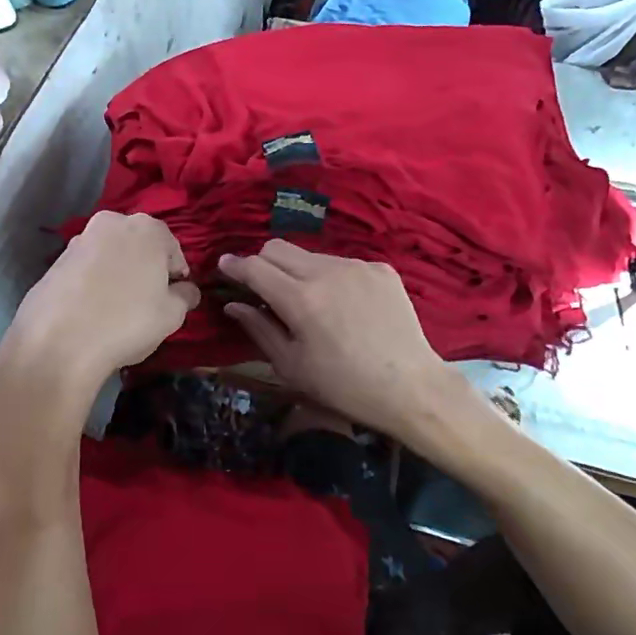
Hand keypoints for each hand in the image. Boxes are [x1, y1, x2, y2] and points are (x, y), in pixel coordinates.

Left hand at [0, 212, 200, 391]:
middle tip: (148, 300)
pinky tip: (92, 312)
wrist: (57, 344)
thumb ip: (185, 295)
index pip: (173, 249)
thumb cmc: (127, 322)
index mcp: (147, 228)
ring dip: (118, 274)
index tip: (175, 297)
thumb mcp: (172, 314)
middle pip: (139, 246)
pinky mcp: (54, 261)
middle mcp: (112, 223)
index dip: (177, 275)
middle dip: (146, 268)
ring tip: (117, 308)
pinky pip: (86, 270)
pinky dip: (93, 284)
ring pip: (111, 256)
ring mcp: (78, 240)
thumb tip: (186, 290)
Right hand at [217, 241, 472, 449]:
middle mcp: (327, 271)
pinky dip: (333, 279)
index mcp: (300, 299)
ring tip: (310, 303)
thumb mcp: (292, 366)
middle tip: (263, 287)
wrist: (410, 387)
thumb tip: (234, 305)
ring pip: (312, 255)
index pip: (255, 267)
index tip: (225, 266)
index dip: (235, 266)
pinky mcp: (381, 269)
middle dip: (263, 262)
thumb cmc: (343, 386)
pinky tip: (344, 307)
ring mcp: (357, 266)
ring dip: (299, 271)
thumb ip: (259, 329)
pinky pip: (344, 264)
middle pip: (279, 247)